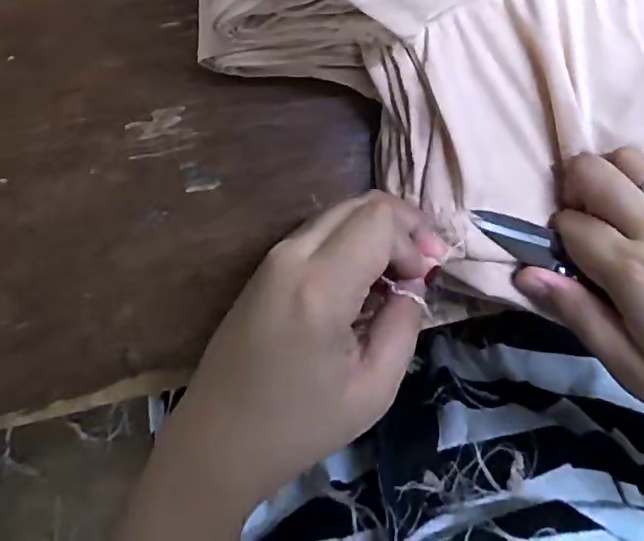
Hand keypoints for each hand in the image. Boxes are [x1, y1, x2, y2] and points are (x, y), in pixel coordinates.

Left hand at [118, 192, 445, 539]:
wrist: (218, 439)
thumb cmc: (299, 425)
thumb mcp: (373, 389)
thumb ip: (403, 324)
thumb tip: (414, 282)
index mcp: (319, 286)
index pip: (379, 219)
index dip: (413, 239)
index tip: (424, 278)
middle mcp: (293, 255)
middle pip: (362, 204)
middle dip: (403, 224)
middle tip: (425, 261)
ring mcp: (275, 254)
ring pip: (342, 210)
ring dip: (379, 229)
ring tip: (401, 269)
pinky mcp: (268, 262)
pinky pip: (322, 228)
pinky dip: (354, 237)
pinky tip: (368, 273)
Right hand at [515, 150, 643, 538]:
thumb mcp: (634, 371)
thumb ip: (577, 314)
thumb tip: (523, 273)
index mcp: (635, 272)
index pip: (570, 223)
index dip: (557, 237)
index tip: (566, 260)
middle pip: (593, 170)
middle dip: (572, 187)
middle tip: (582, 224)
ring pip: (629, 157)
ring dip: (609, 176)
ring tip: (616, 214)